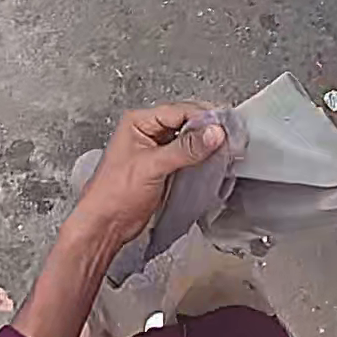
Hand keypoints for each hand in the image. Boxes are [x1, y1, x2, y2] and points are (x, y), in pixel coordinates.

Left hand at [69, 103, 227, 248]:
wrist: (106, 225)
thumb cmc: (113, 193)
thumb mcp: (151, 166)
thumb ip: (185, 149)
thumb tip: (213, 133)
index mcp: (138, 123)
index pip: (179, 111)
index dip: (204, 117)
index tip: (225, 126)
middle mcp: (148, 133)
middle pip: (187, 122)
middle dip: (208, 129)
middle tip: (230, 136)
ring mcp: (158, 151)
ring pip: (190, 139)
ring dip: (207, 144)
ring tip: (226, 148)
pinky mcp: (166, 168)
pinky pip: (190, 156)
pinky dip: (203, 158)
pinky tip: (214, 161)